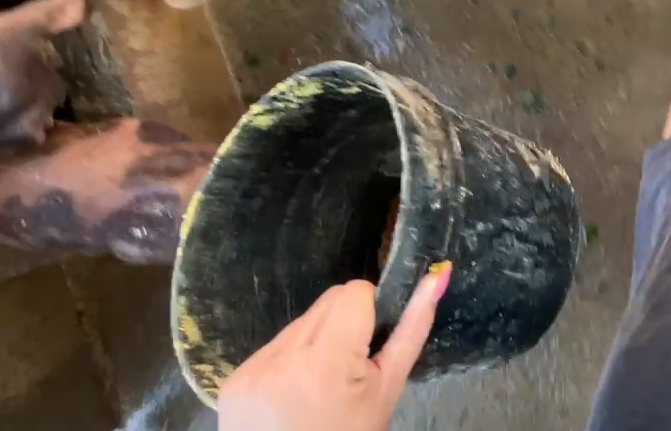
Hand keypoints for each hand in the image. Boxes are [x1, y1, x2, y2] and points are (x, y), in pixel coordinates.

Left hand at [218, 263, 450, 430]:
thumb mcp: (388, 388)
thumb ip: (413, 326)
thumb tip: (437, 275)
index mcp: (325, 361)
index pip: (354, 291)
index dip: (369, 313)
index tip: (368, 349)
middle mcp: (282, 358)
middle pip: (328, 301)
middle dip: (344, 323)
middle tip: (348, 370)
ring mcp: (253, 370)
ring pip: (302, 320)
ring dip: (317, 339)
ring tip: (319, 385)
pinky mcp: (233, 380)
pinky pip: (275, 344)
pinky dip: (290, 359)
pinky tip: (292, 394)